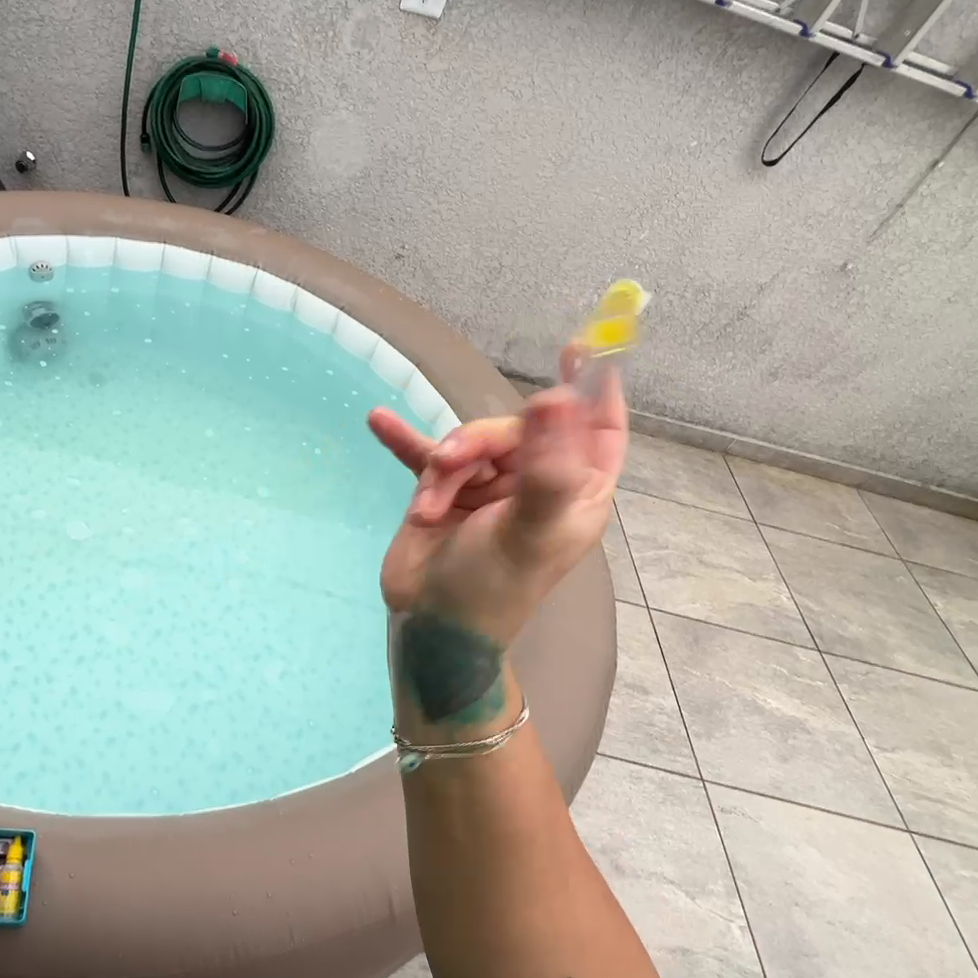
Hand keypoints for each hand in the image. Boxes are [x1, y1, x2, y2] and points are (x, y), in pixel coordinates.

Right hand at [369, 343, 626, 646]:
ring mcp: (485, 486)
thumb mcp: (527, 531)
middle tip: (448, 468)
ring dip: (440, 466)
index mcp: (574, 492)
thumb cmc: (492, 588)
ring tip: (426, 504)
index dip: (592, 390)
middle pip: (514, 429)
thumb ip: (548, 469)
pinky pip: (423, 454)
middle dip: (475, 443)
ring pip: (466, 441)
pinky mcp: (442, 491)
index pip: (598, 430)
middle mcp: (535, 482)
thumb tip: (556, 397)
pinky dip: (404, 440)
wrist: (431, 627)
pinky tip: (378, 421)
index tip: (577, 350)